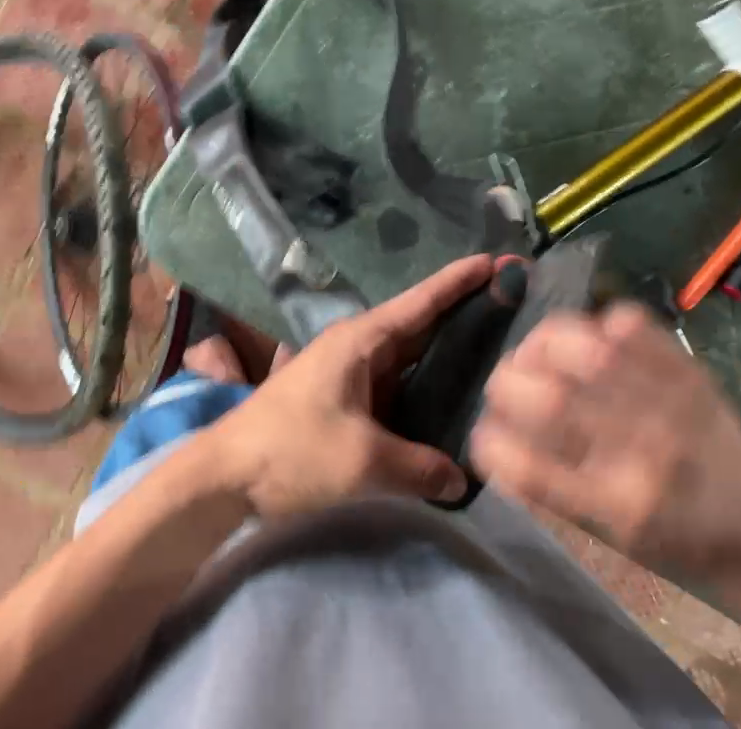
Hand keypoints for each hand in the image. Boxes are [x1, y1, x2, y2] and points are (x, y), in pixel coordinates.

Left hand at [197, 257, 492, 516]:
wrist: (225, 475)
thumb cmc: (292, 451)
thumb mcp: (363, 461)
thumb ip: (421, 467)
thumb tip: (461, 479)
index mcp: (361, 341)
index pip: (422, 301)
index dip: (461, 281)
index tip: (500, 261)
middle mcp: (358, 349)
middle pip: (422, 325)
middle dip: (466, 315)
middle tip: (515, 310)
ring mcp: (350, 376)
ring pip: (411, 360)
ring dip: (449, 358)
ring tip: (500, 357)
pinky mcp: (345, 404)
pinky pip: (398, 389)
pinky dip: (427, 391)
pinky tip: (455, 406)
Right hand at [470, 305, 740, 592]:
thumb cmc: (672, 542)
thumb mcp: (607, 533)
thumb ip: (548, 485)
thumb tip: (491, 440)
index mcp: (619, 503)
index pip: (528, 467)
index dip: (490, 443)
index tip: (481, 436)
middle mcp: (644, 451)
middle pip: (550, 400)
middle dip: (505, 385)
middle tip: (502, 386)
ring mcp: (670, 404)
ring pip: (583, 350)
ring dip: (540, 347)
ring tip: (534, 355)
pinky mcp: (689, 371)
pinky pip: (631, 322)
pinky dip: (598, 324)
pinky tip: (589, 342)